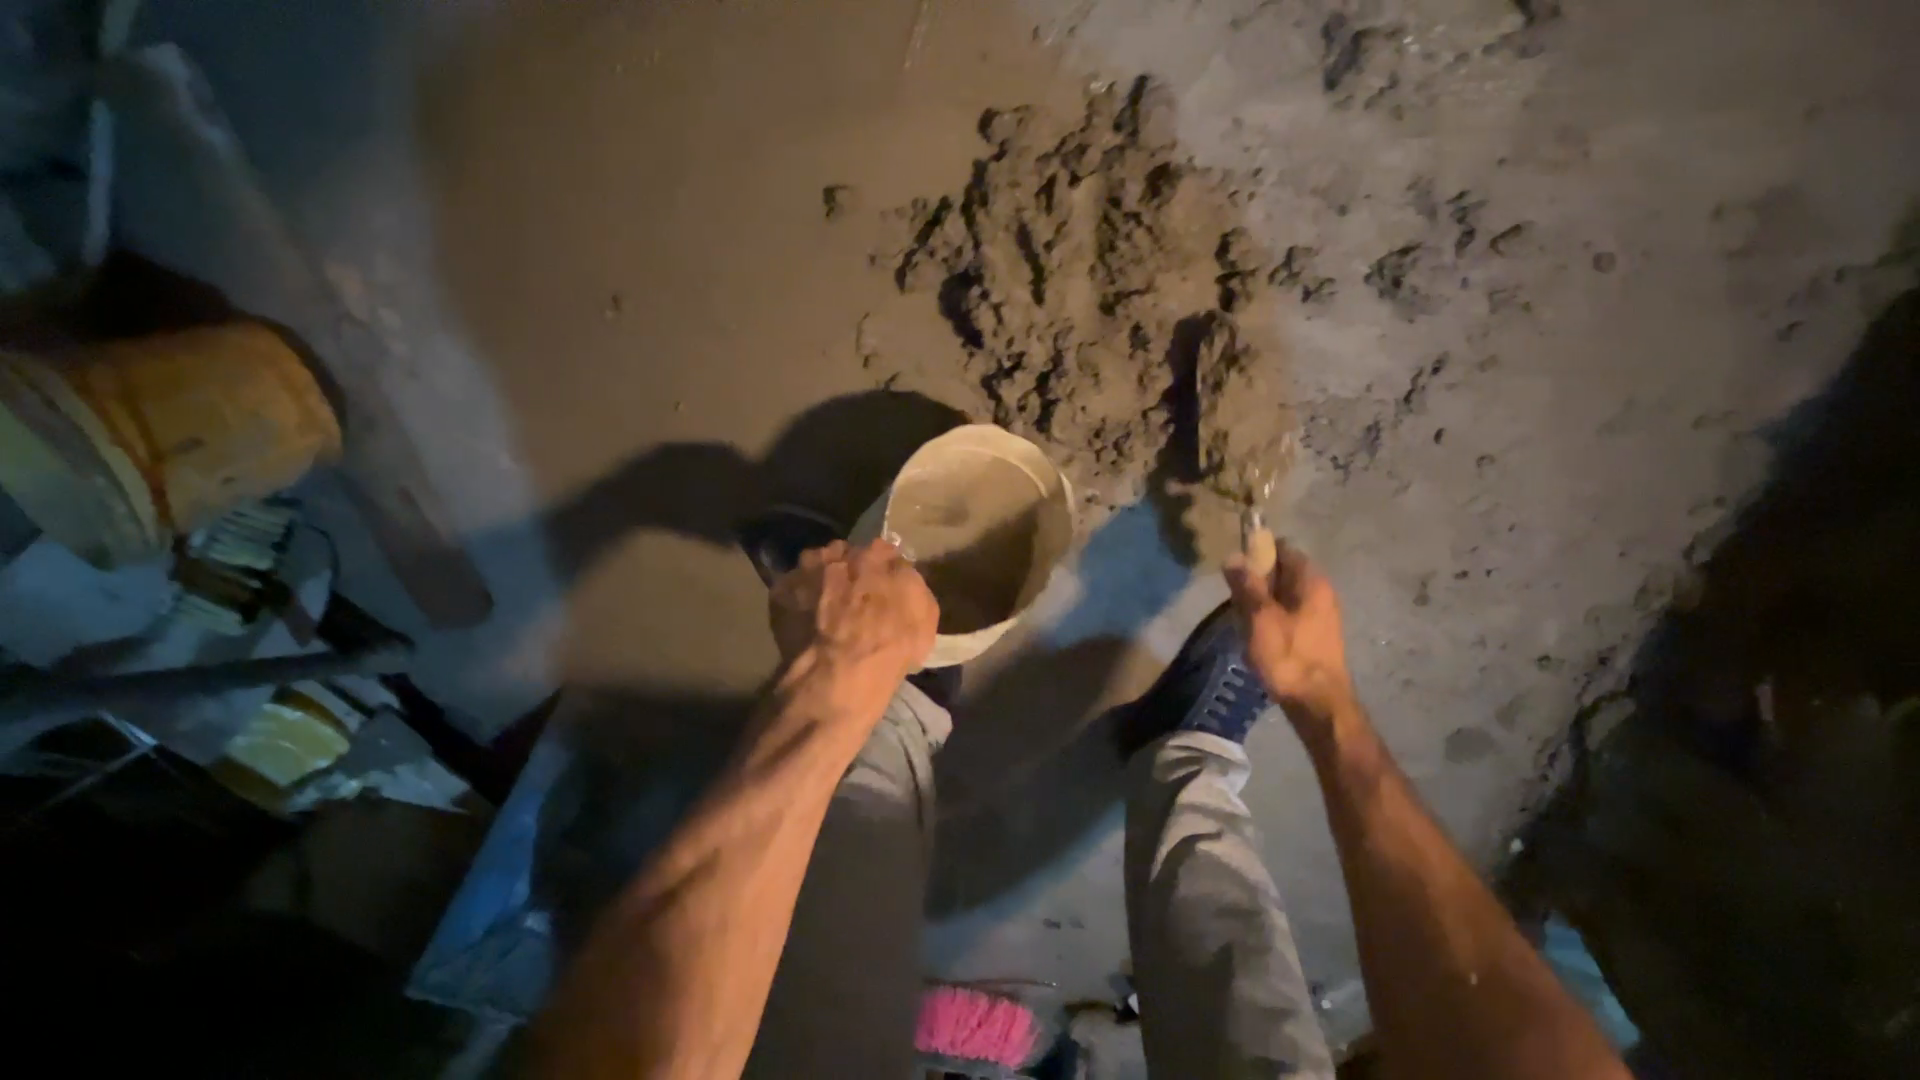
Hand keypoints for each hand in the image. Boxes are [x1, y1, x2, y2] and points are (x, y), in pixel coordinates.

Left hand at [768, 539, 938, 688]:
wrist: (841, 671)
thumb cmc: (891, 645)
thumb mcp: (925, 615)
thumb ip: (913, 585)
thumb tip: (902, 576)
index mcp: (878, 554)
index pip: (884, 552)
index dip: (884, 570)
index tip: (884, 587)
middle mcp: (841, 552)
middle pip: (846, 554)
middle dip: (849, 570)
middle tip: (852, 598)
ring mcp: (807, 568)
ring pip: (816, 564)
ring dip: (820, 578)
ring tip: (824, 607)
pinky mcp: (781, 590)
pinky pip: (792, 587)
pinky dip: (797, 598)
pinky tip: (804, 618)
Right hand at [1224, 539, 1356, 737]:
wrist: (1317, 703)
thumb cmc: (1288, 656)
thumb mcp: (1259, 617)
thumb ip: (1246, 585)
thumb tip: (1234, 556)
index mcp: (1311, 581)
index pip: (1283, 548)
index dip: (1258, 552)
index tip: (1236, 568)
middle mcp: (1321, 592)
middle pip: (1283, 572)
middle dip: (1257, 580)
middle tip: (1235, 598)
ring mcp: (1321, 615)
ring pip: (1284, 595)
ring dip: (1262, 602)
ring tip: (1243, 620)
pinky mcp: (1316, 635)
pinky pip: (1289, 614)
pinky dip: (1271, 618)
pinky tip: (1258, 636)